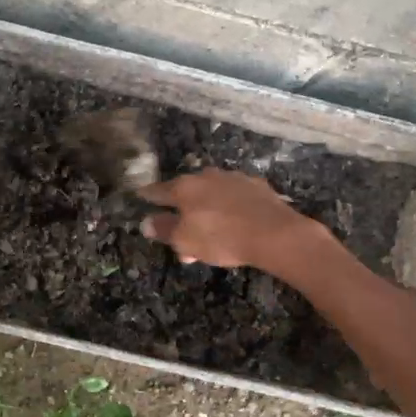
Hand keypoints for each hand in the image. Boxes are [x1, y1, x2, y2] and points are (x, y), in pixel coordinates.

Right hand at [139, 168, 328, 271]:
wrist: (275, 233)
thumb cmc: (221, 237)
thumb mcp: (185, 240)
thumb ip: (164, 230)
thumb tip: (146, 222)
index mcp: (184, 187)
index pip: (159, 191)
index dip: (148, 196)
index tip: (140, 197)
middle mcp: (207, 176)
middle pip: (187, 192)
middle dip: (182, 209)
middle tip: (181, 231)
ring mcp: (234, 178)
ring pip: (212, 193)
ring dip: (207, 208)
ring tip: (209, 230)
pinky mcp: (257, 186)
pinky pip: (234, 197)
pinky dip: (229, 208)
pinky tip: (234, 221)